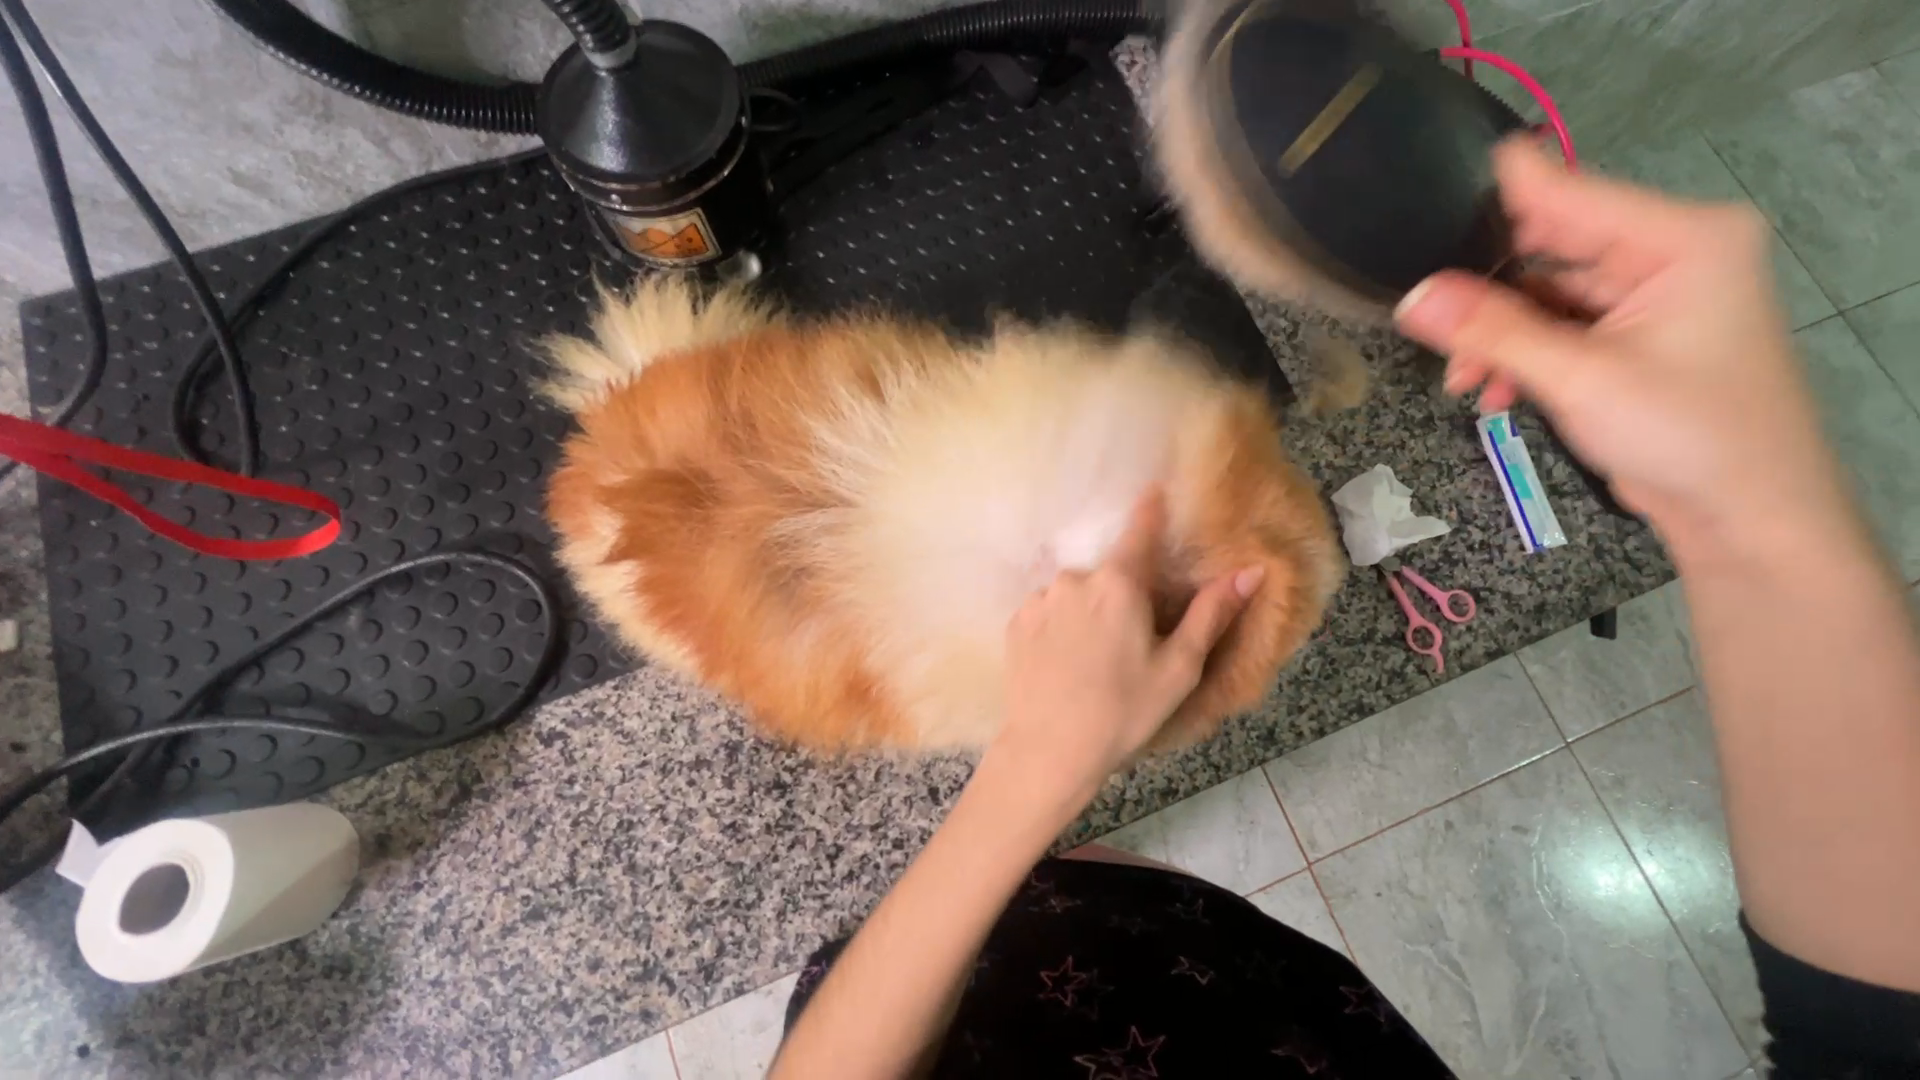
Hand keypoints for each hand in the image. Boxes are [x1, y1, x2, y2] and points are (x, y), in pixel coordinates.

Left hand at [984, 492, 1262, 821]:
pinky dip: (1060, 624)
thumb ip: (1211, 613)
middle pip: (1108, 571)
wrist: (1048, 750)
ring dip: (1089, 609)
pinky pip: (1047, 611)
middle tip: (1131, 634)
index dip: (1150, 509)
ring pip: (1076, 592)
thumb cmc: (1124, 711)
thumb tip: (1250, 571)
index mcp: (1119, 583)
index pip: (1140, 529)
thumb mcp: (1179, 667)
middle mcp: (1074, 578)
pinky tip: (1066, 660)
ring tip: (1095, 656)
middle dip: (1122, 590)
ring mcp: (1039, 599)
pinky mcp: (1015, 622)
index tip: (1155, 488)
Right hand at [1394, 137, 1848, 560]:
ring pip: (1540, 292)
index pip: (1564, 193)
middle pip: (1546, 246)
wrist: (1743, 509)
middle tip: (1431, 325)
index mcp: (1678, 237)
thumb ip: (1489, 331)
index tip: (1417, 207)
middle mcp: (1666, 251)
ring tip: (1464, 381)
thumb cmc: (1683, 433)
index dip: (1491, 199)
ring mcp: (1647, 293)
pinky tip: (1494, 391)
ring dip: (1494, 335)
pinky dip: (1517, 354)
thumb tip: (1411, 297)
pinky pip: (1554, 325)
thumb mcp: (1576, 377)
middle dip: (1485, 291)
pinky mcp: (1629, 332)